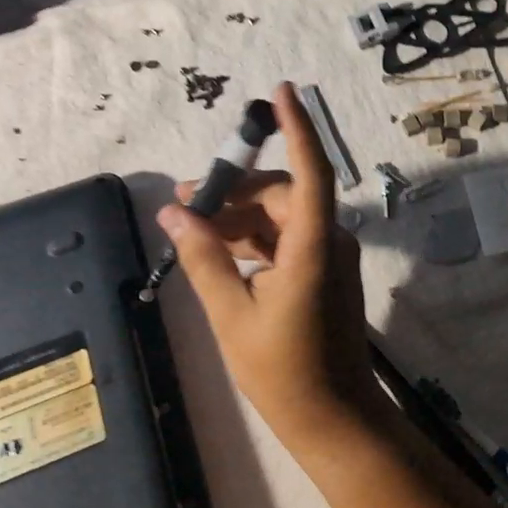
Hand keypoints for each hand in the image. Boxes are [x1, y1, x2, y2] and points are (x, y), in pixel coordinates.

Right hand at [157, 82, 381, 449]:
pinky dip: (255, 237)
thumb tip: (174, 212)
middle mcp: (329, 239)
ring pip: (282, 215)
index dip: (297, 127)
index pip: (310, 170)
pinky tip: (218, 248)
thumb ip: (203, 259)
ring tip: (191, 225)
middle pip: (283, 193)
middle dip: (234, 190)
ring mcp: (330, 255)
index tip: (281, 91)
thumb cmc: (282, 371)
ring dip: (240, 215)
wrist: (333, 417)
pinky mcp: (325, 271)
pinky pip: (288, 238)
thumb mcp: (230, 315)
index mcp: (312, 245)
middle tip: (184, 198)